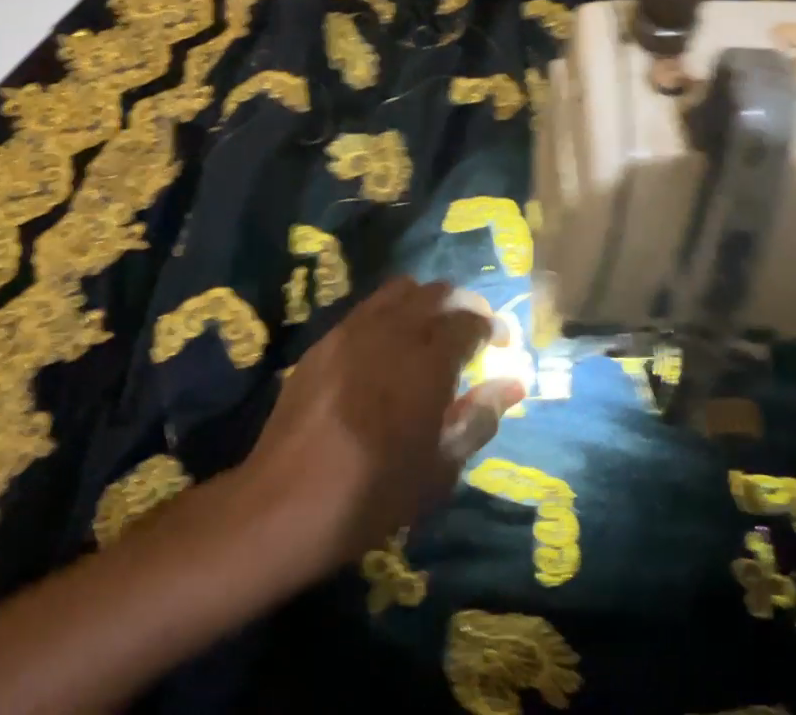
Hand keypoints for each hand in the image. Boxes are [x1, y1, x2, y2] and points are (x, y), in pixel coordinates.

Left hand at [243, 278, 521, 572]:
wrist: (284, 503)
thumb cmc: (372, 496)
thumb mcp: (438, 469)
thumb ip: (478, 419)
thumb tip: (512, 384)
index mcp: (426, 364)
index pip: (470, 320)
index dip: (492, 327)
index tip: (501, 345)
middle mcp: (389, 334)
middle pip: (436, 293)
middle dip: (463, 306)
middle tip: (473, 335)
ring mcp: (349, 333)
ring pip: (397, 292)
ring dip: (425, 303)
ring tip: (432, 335)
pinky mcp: (321, 343)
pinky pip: (365, 310)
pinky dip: (389, 314)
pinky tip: (389, 349)